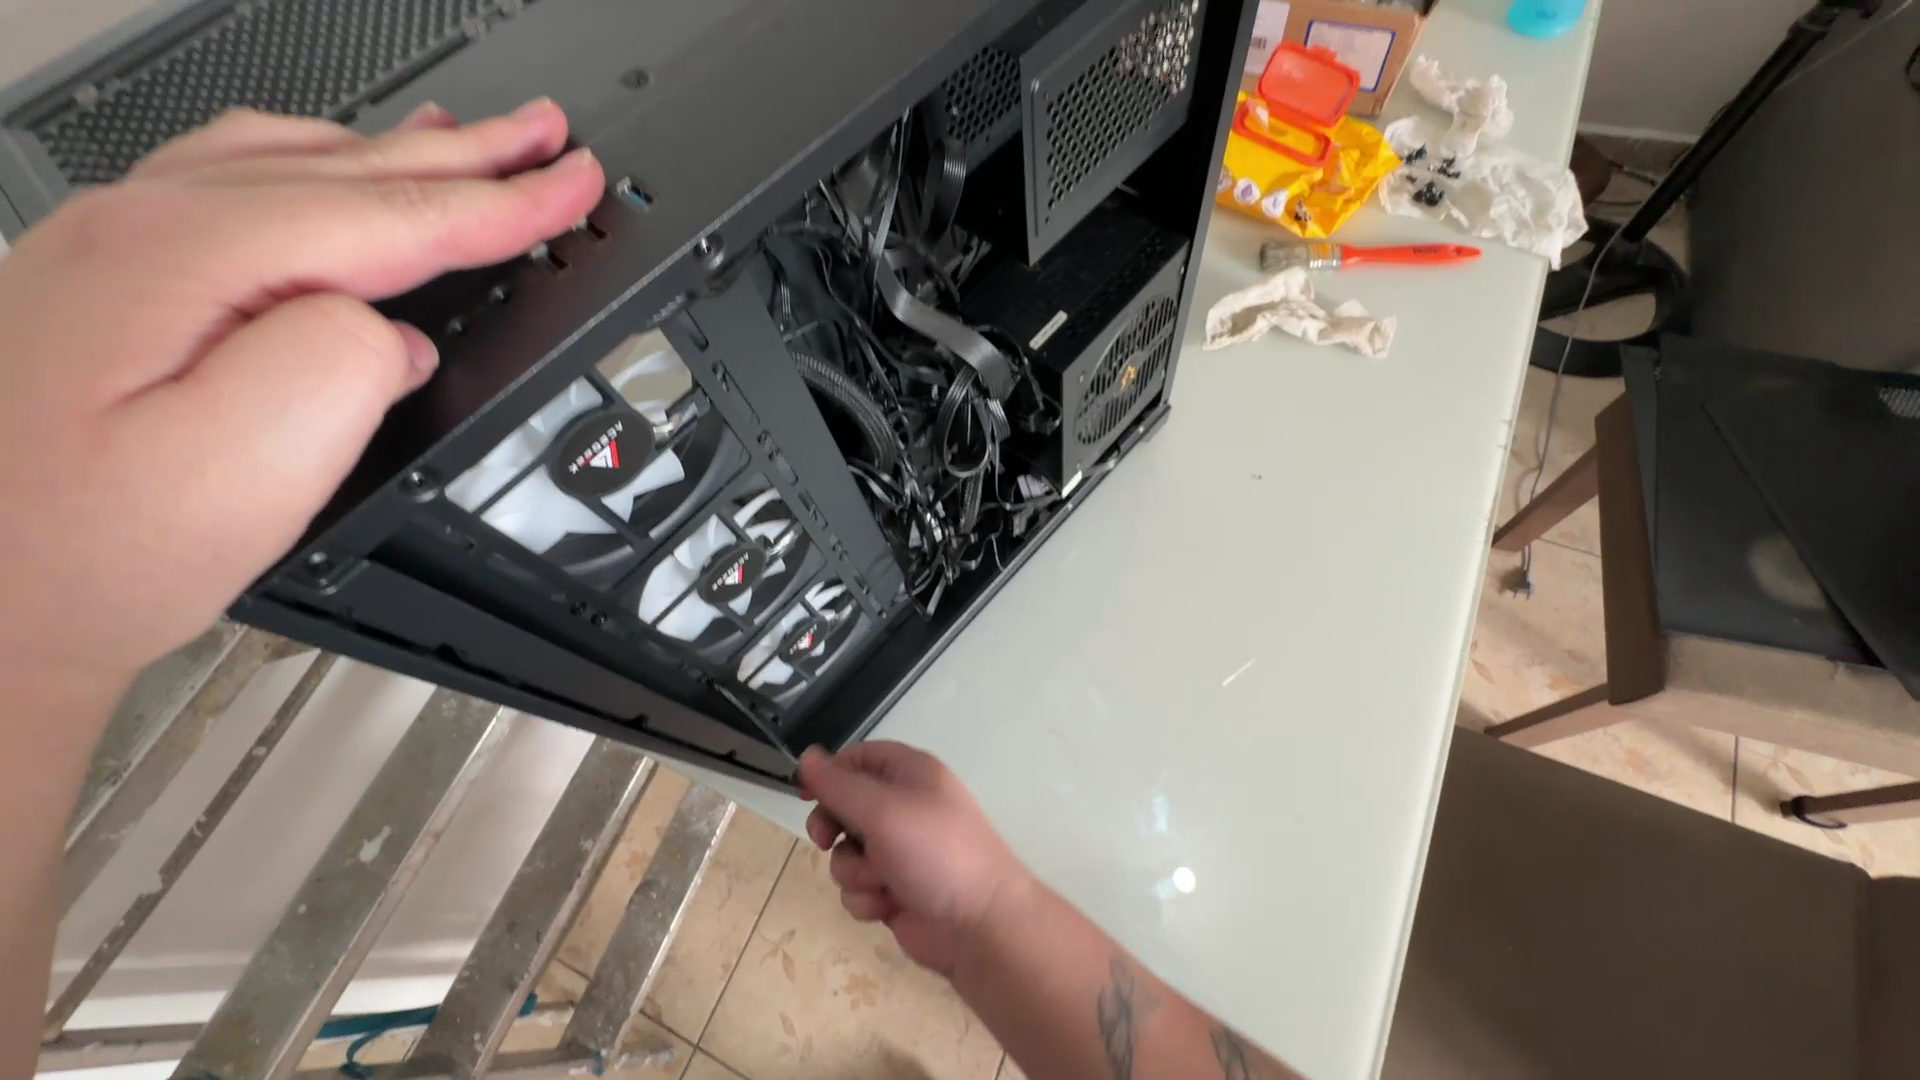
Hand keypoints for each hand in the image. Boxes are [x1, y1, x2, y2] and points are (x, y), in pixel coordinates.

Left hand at [0, 100, 603, 706]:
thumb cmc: (94, 544)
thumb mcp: (253, 458)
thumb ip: (348, 362)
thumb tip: (401, 334)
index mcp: (193, 261)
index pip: (401, 216)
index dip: (507, 201)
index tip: (573, 184)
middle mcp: (152, 233)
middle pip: (358, 170)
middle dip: (476, 153)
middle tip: (547, 138)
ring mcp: (132, 253)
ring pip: (303, 167)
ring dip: (408, 152)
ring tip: (468, 140)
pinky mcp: (133, 287)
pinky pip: (253, 190)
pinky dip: (334, 173)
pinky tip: (348, 176)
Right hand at [800, 742, 1035, 976]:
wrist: (978, 923)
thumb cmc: (934, 851)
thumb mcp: (882, 809)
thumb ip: (838, 785)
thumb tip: (807, 756)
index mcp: (911, 773)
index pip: (860, 758)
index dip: (830, 772)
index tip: (805, 793)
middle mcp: (904, 807)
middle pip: (845, 806)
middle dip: (832, 826)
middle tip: (825, 838)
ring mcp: (900, 851)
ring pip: (846, 853)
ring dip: (855, 870)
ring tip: (882, 880)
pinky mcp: (895, 889)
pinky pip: (859, 887)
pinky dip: (868, 897)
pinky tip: (890, 905)